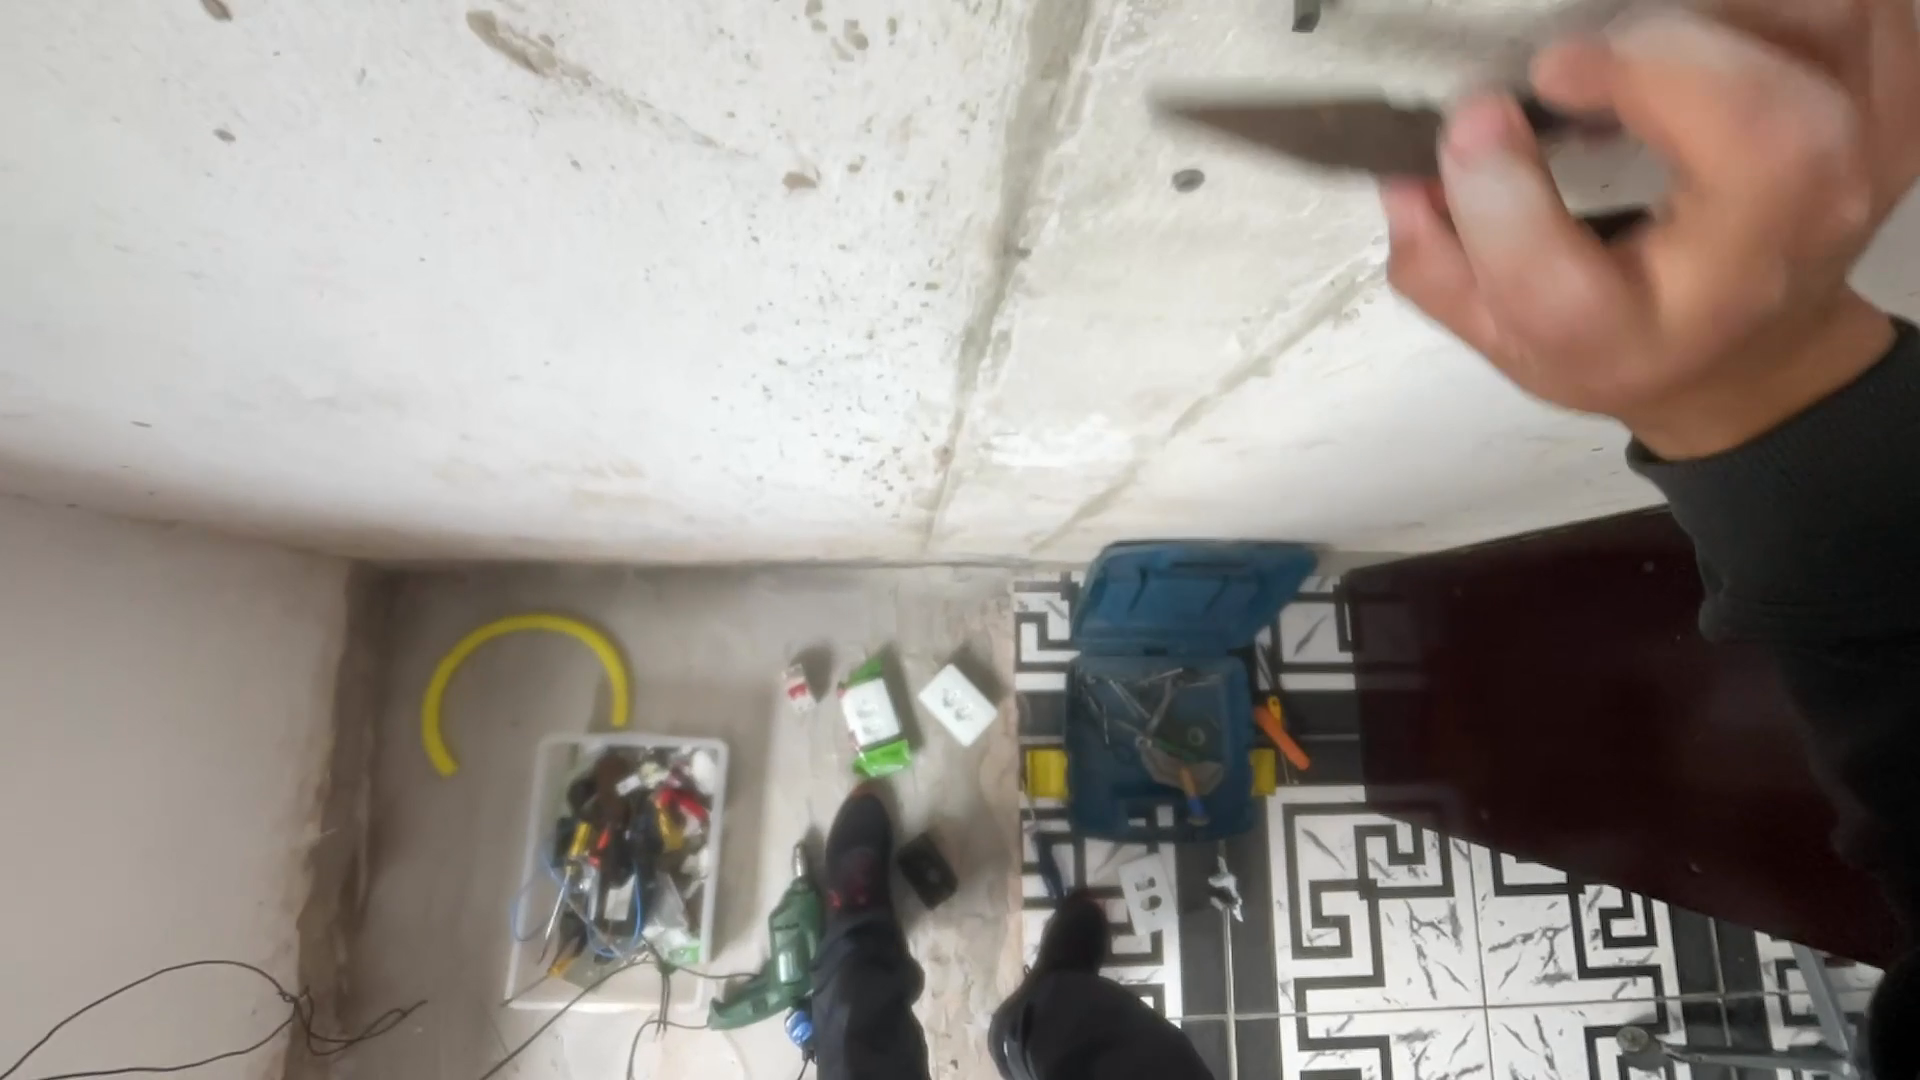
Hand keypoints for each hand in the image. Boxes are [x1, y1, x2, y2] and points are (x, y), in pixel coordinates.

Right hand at [1382, 0, 1919, 458]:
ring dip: (1709, 20)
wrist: (1746, 354)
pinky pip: (1865, 6)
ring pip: (1828, 34)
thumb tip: (1407, 177)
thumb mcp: (1495, 337)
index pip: (1555, 286)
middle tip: (1557, 65)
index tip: (1466, 123)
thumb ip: (1436, 266)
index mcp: (1627, 340)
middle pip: (1758, 140)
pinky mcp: (1906, 101)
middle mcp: (1758, 262)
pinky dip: (1768, 5)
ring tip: (1622, 46)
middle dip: (1652, 72)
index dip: (1503, 198)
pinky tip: (1697, 30)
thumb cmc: (1610, 345)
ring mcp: (1863, 166)